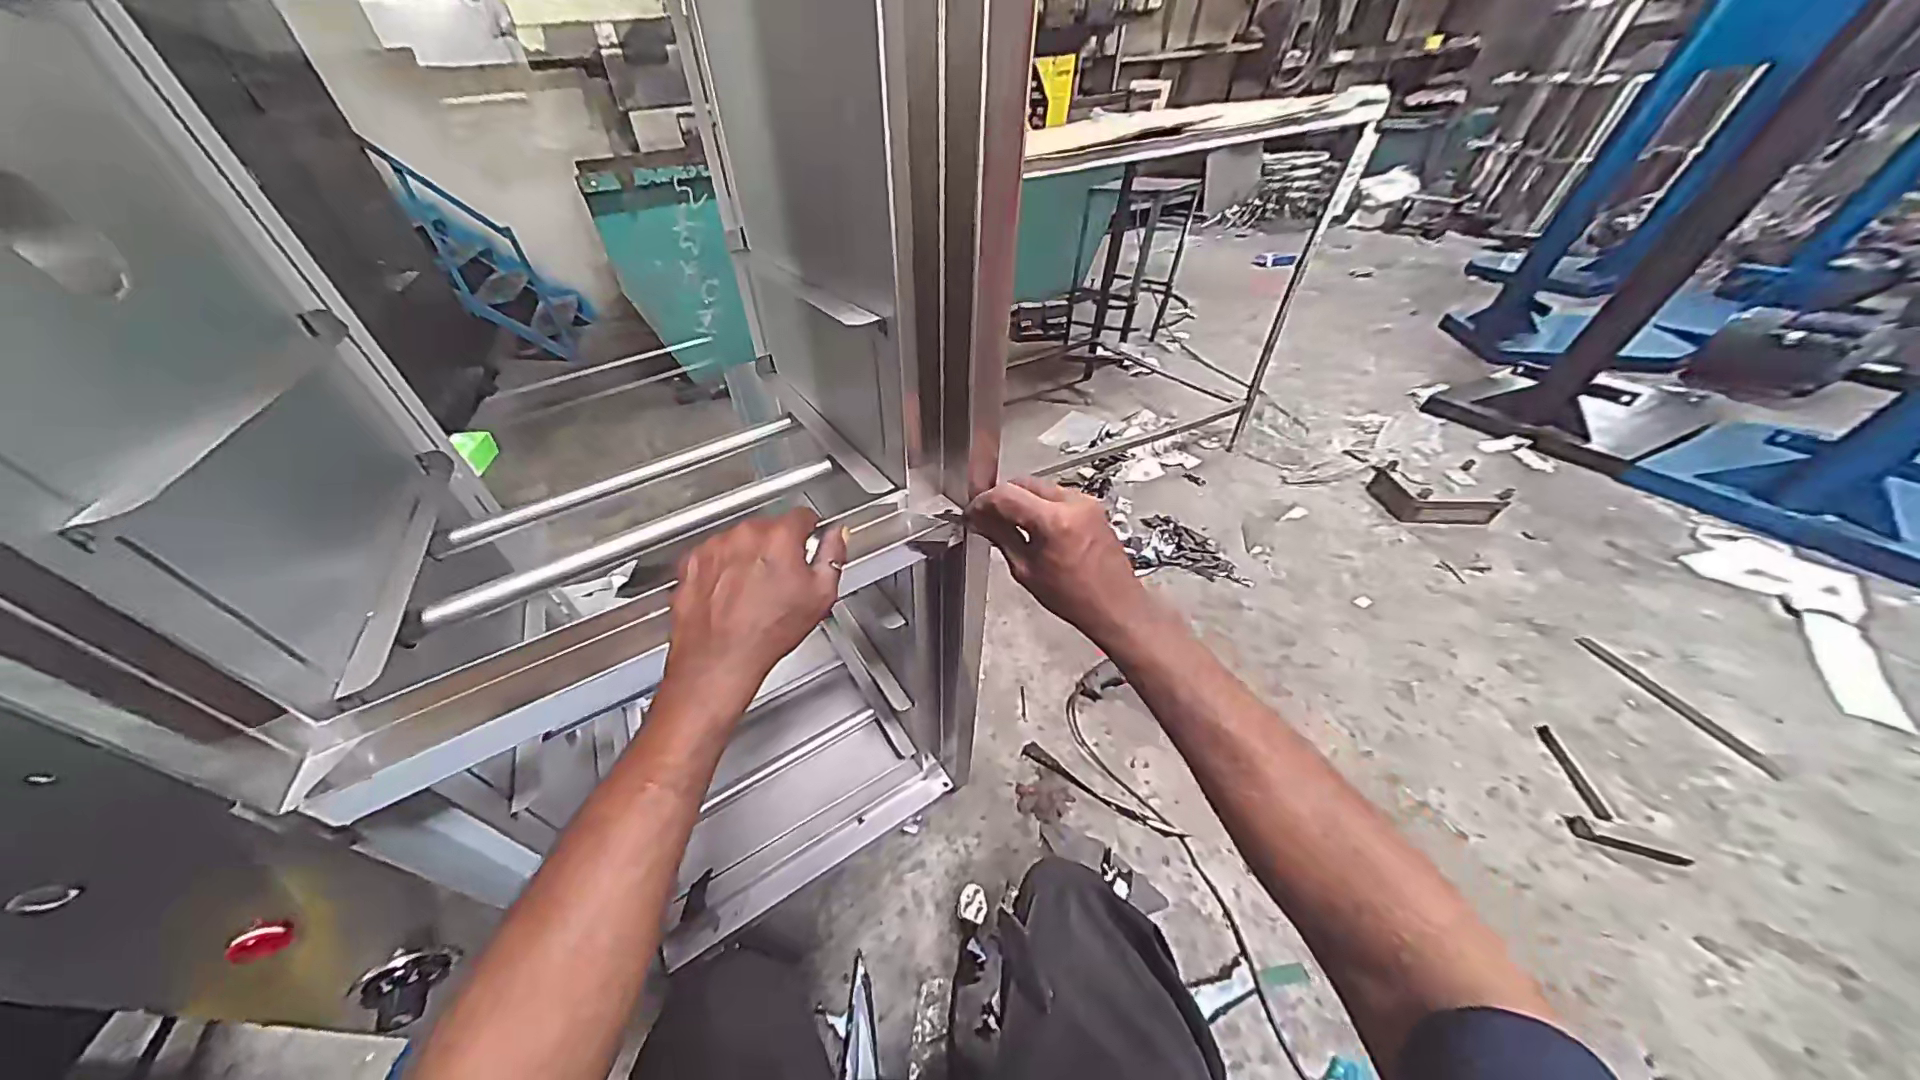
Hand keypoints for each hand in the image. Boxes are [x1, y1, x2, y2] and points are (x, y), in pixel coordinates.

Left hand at [661, 507, 845, 703]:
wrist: (718, 659)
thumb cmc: (766, 632)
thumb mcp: (821, 595)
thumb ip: (833, 555)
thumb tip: (836, 536)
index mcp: (779, 537)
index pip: (802, 516)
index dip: (809, 532)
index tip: (808, 544)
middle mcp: (744, 535)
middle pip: (769, 528)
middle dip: (777, 548)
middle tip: (783, 580)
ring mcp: (714, 547)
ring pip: (740, 541)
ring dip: (749, 558)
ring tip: (755, 593)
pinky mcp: (692, 562)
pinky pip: (714, 556)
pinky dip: (722, 570)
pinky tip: (732, 596)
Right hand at [967, 477, 1161, 649]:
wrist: (1114, 606)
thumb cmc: (1078, 598)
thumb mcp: (1026, 570)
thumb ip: (1001, 537)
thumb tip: (982, 519)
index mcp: (1055, 521)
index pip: (1006, 494)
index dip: (983, 502)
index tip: (974, 512)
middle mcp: (1074, 504)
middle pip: (1023, 484)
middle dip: (1001, 498)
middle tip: (986, 517)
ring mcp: (1086, 503)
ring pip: (1040, 487)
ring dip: (1021, 501)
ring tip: (1008, 525)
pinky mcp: (1093, 507)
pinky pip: (1057, 496)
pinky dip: (1039, 505)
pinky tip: (1031, 526)